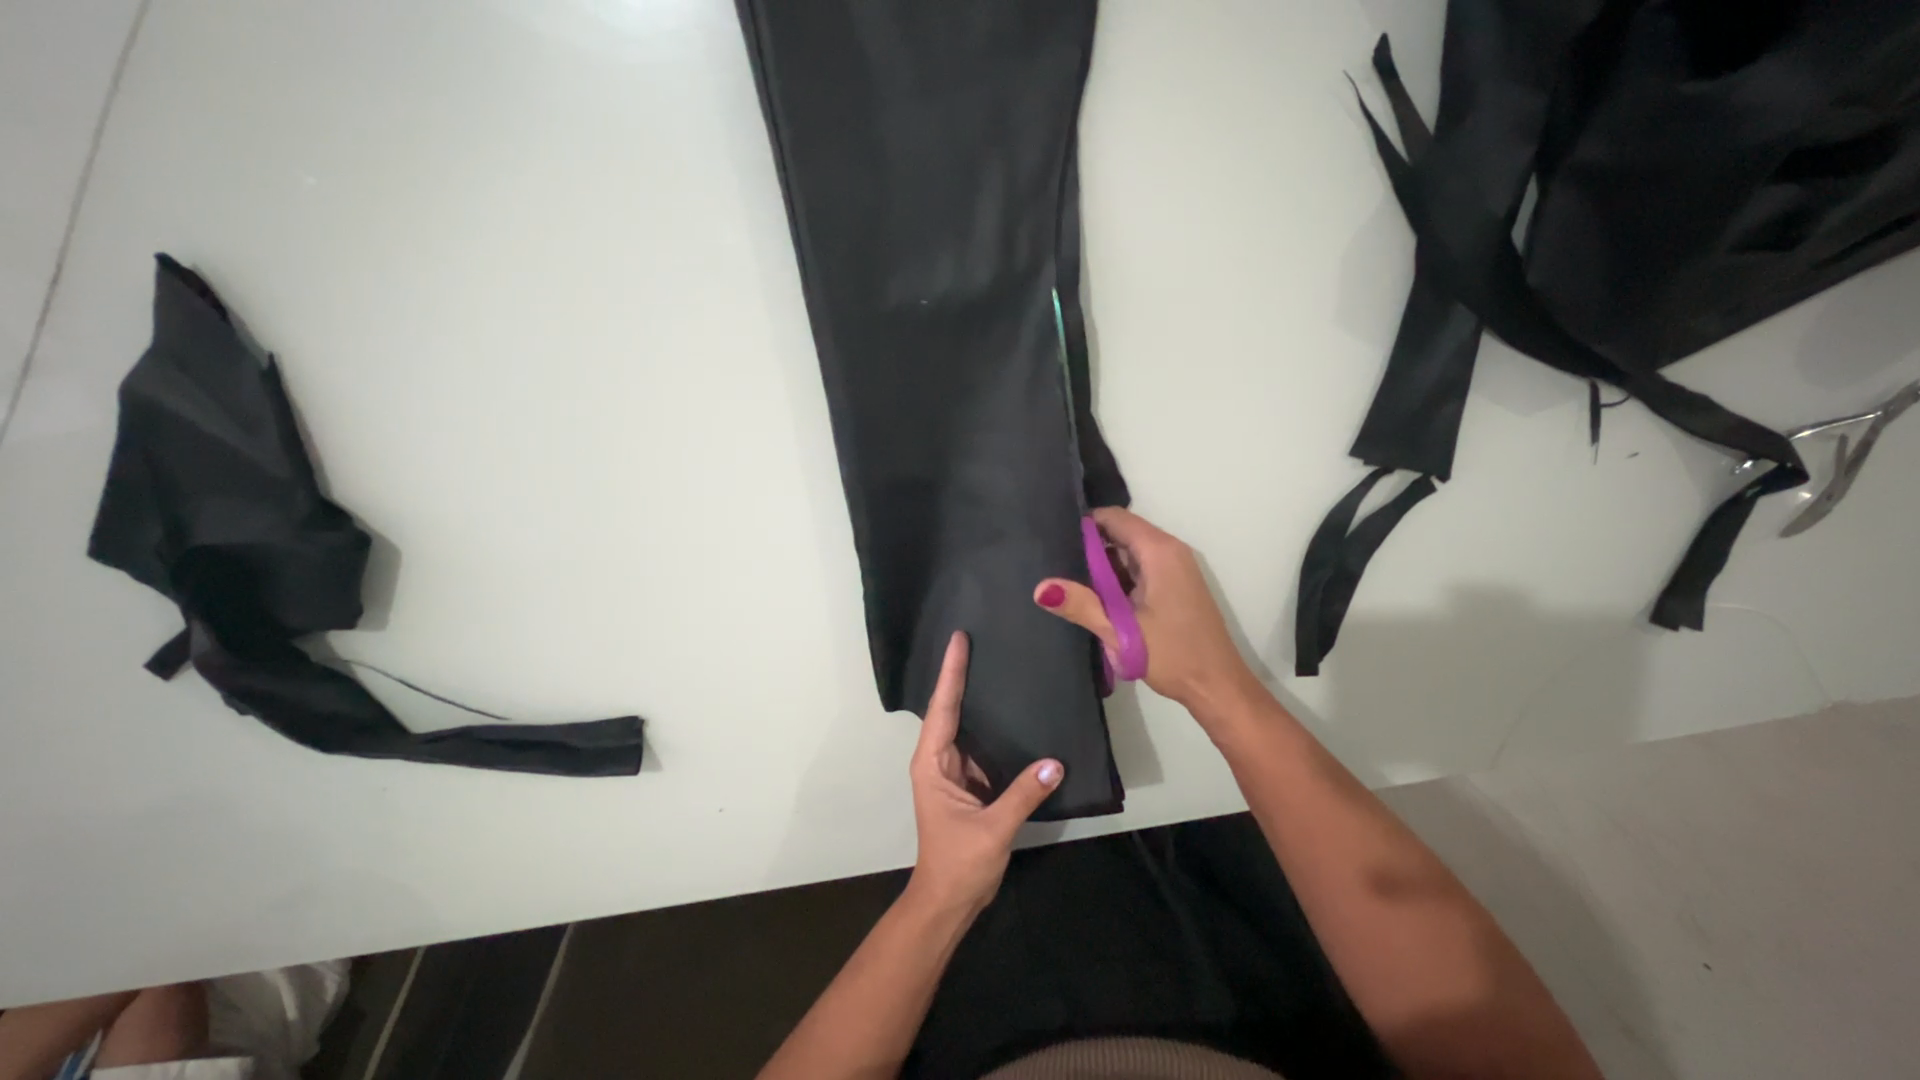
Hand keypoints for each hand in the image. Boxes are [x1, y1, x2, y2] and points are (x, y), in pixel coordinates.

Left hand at [906, 632, 1063, 917]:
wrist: (949, 901)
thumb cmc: (958, 863)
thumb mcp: (992, 828)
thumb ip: (1023, 795)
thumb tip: (1056, 763)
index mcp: (933, 764)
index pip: (942, 708)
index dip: (951, 672)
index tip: (959, 638)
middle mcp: (941, 761)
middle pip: (953, 710)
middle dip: (966, 676)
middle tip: (985, 639)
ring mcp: (957, 772)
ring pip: (971, 728)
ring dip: (983, 702)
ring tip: (1003, 666)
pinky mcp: (973, 785)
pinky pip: (987, 749)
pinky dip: (1000, 731)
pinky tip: (1018, 715)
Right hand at [1033, 506, 1257, 711]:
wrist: (1217, 686)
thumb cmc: (1172, 654)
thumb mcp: (1120, 630)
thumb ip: (1081, 605)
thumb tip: (1040, 588)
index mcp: (1159, 552)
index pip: (1115, 517)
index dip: (1083, 525)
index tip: (1052, 539)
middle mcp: (1169, 552)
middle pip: (1121, 533)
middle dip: (1088, 547)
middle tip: (1051, 563)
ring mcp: (1174, 569)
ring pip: (1128, 554)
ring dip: (1101, 567)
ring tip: (1065, 580)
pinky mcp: (1174, 587)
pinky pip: (1139, 570)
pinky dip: (1117, 580)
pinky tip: (1093, 598)